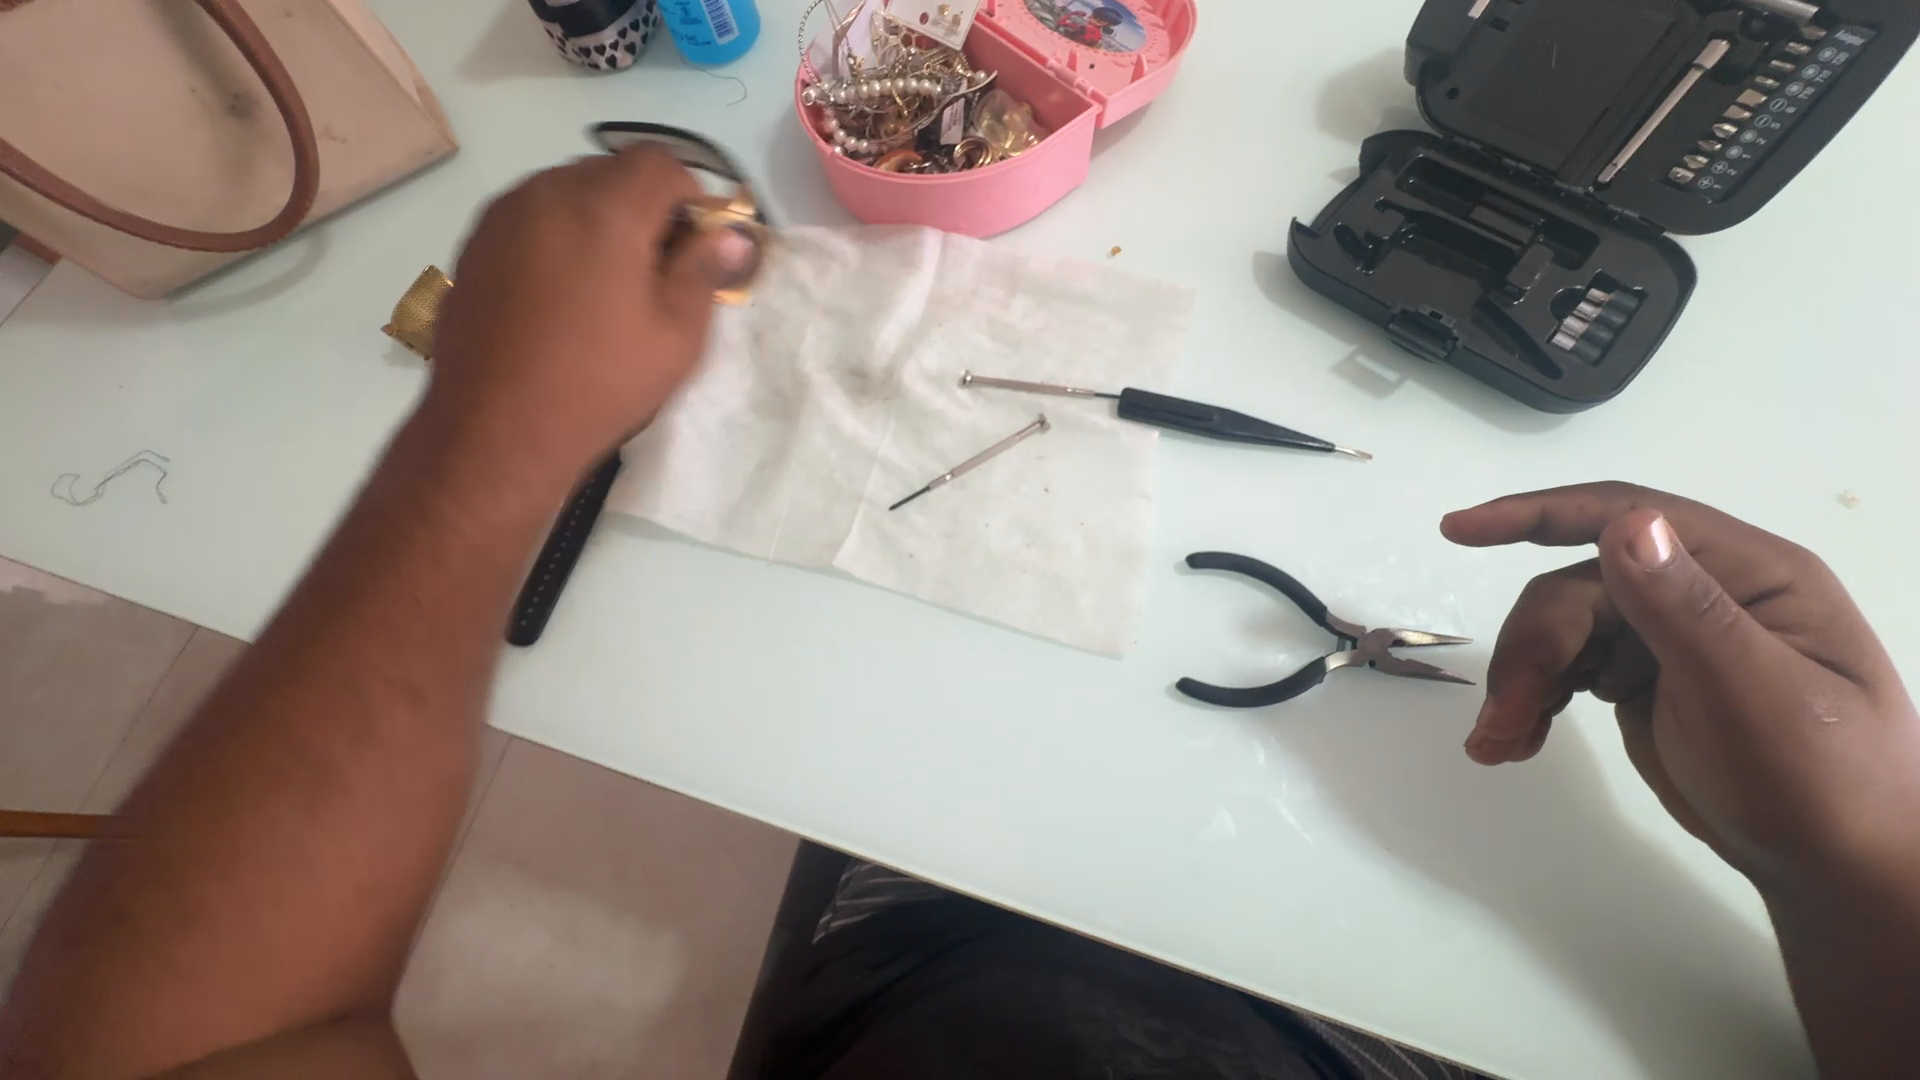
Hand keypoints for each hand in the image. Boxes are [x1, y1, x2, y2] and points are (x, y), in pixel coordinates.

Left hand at [425, 146, 757, 478]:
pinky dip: (561, 238)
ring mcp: (502, 216)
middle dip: (646, 208)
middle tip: (661, 270)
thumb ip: (705, 272)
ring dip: (602, 221)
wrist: (501, 427)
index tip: (700, 245)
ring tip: (611, 286)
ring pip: (568, 192)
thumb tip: (732, 235)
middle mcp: (546, 192)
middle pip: (612, 172)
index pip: (660, 162)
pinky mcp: (475, 245)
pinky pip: (532, 218)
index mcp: (604, 209)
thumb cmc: (603, 381)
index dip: (692, 195)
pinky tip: (566, 296)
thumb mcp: (677, 334)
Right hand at [1442, 483, 1919, 890]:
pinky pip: (1558, 669)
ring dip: (1519, 683)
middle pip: (1573, 591)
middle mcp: (1696, 591)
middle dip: (1529, 651)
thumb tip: (1623, 524)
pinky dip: (1529, 702)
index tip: (1457, 531)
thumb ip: (1684, 608)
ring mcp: (1661, 635)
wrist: (1832, 871)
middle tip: (1503, 717)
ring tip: (1503, 741)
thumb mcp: (1752, 693)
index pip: (1625, 515)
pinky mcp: (1633, 675)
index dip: (1534, 514)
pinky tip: (1516, 741)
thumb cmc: (1819, 782)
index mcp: (1745, 574)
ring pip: (1555, 631)